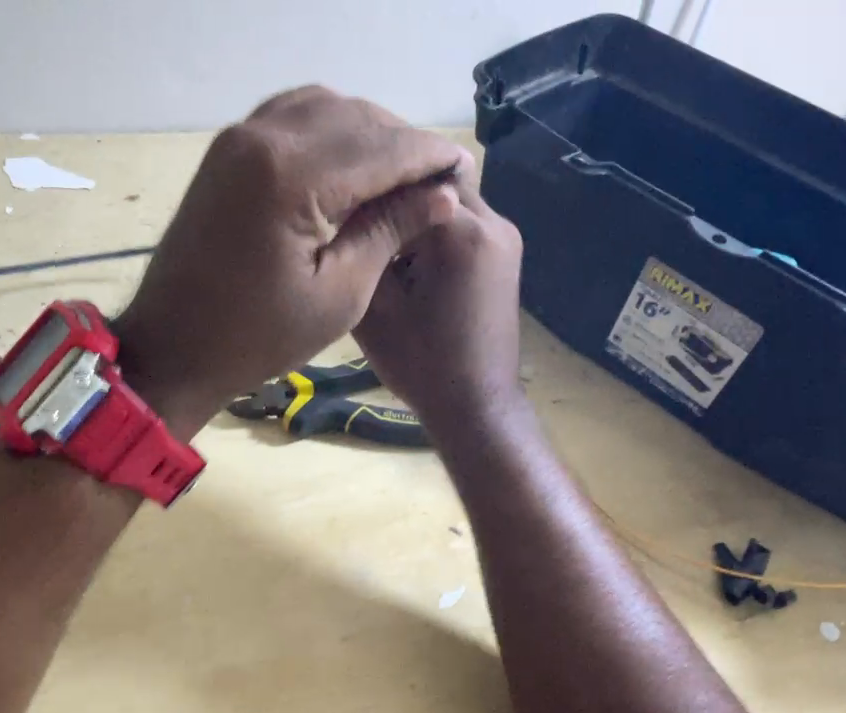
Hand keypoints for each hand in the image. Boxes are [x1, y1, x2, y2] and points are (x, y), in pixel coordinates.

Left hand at [115, 87, 463, 431]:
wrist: (174, 347)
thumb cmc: (259, 339)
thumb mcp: (339, 295)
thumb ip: (389, 232)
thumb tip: (442, 195)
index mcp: (293, 175)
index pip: (382, 148)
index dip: (429, 156)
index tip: (464, 170)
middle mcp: (264, 136)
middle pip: (356, 117)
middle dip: (402, 143)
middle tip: (436, 179)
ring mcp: (239, 138)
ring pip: (324, 108)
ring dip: (367, 133)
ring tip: (398, 174)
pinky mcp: (227, 151)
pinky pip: (291, 118)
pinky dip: (329, 131)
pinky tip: (350, 165)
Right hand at [354, 174, 525, 432]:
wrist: (476, 408)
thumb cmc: (422, 366)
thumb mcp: (375, 309)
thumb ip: (364, 248)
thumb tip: (346, 205)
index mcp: (462, 231)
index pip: (410, 171)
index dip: (372, 178)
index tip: (341, 191)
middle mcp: (494, 222)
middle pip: (435, 179)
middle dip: (396, 191)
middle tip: (356, 211)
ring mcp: (504, 238)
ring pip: (449, 199)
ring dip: (415, 211)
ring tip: (377, 235)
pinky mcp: (503, 256)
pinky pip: (462, 223)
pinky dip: (433, 230)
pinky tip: (405, 257)